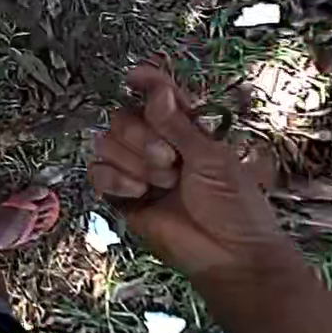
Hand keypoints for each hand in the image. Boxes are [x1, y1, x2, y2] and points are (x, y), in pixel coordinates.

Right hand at [90, 65, 302, 291]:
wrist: (228, 255)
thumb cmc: (234, 204)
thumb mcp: (212, 159)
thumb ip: (178, 125)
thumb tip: (157, 90)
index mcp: (181, 129)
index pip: (157, 96)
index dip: (145, 83)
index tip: (133, 77)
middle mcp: (153, 143)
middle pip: (121, 118)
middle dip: (141, 138)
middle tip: (169, 160)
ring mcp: (133, 168)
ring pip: (105, 143)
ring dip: (133, 163)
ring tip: (162, 184)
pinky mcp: (118, 194)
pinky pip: (97, 172)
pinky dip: (115, 180)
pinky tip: (138, 193)